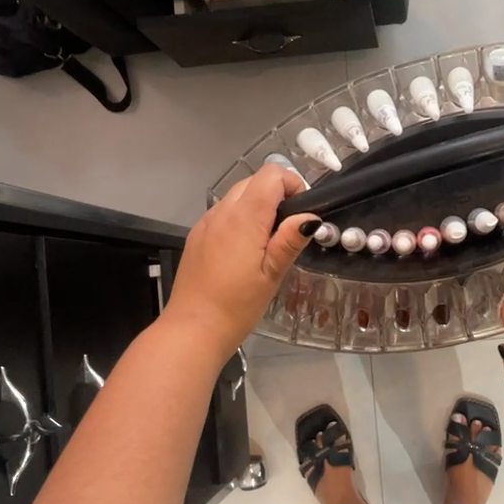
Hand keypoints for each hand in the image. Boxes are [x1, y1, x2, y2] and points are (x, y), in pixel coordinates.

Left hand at [163, 164, 318, 358]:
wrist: (193, 328)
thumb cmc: (237, 305)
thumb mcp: (272, 275)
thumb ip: (289, 241)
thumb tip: (311, 218)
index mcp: (243, 218)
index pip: (272, 175)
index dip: (293, 184)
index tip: (302, 213)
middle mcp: (222, 211)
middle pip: (254, 180)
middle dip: (278, 194)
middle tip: (288, 230)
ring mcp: (206, 222)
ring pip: (237, 195)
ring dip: (258, 206)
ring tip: (268, 243)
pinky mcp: (197, 235)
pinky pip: (223, 212)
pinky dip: (240, 218)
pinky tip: (245, 251)